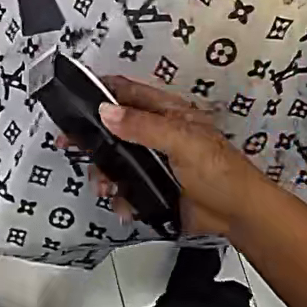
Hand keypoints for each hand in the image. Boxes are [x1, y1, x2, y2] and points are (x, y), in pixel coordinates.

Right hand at [91, 76, 276, 236]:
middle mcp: (155, 132)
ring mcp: (152, 160)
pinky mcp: (151, 187)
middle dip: (92, 138)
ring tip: (106, 187)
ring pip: (114, 160)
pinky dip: (119, 197)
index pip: (127, 91)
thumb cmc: (219, 170)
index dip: (101, 91)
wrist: (236, 215)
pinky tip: (125, 205)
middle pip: (113, 127)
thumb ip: (143, 126)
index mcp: (166, 112)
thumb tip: (106, 112)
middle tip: (69, 145)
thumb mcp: (181, 141)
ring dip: (104, 174)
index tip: (74, 98)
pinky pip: (124, 188)